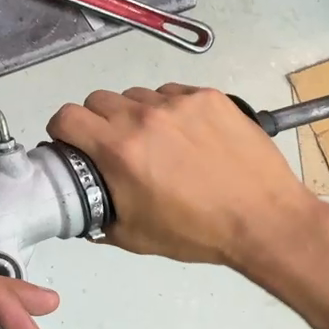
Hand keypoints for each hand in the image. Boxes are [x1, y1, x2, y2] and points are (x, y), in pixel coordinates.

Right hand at [48, 84, 321, 266]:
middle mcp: (142, 117)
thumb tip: (80, 210)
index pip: (66, 117)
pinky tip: (187, 136)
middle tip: (116, 146)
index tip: (72, 143)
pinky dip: (170, 110)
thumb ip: (97, 219)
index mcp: (118, 150)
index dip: (62, 130)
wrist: (266, 221)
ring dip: (135, 115)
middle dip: (97, 122)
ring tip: (158, 142)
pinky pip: (171, 93)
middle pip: (96, 101)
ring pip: (135, 95)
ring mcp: (177, 102)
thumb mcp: (134, 236)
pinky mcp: (207, 96)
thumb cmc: (197, 232)